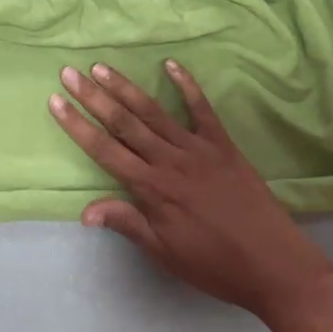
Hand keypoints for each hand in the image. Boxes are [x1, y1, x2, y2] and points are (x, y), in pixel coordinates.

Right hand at [49, 60, 332, 319]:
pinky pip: (202, 110)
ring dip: (125, 87)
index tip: (56, 101)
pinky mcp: (223, 146)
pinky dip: (186, 86)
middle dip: (93, 96)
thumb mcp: (165, 254)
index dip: (77, 125)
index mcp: (152, 188)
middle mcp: (170, 161)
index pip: (105, 150)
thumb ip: (127, 224)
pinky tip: (171, 65)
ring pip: (154, 112)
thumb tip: (84, 212)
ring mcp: (198, 149)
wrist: (276, 266)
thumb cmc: (215, 265)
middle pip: (124, 122)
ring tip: (101, 67)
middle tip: (69, 72)